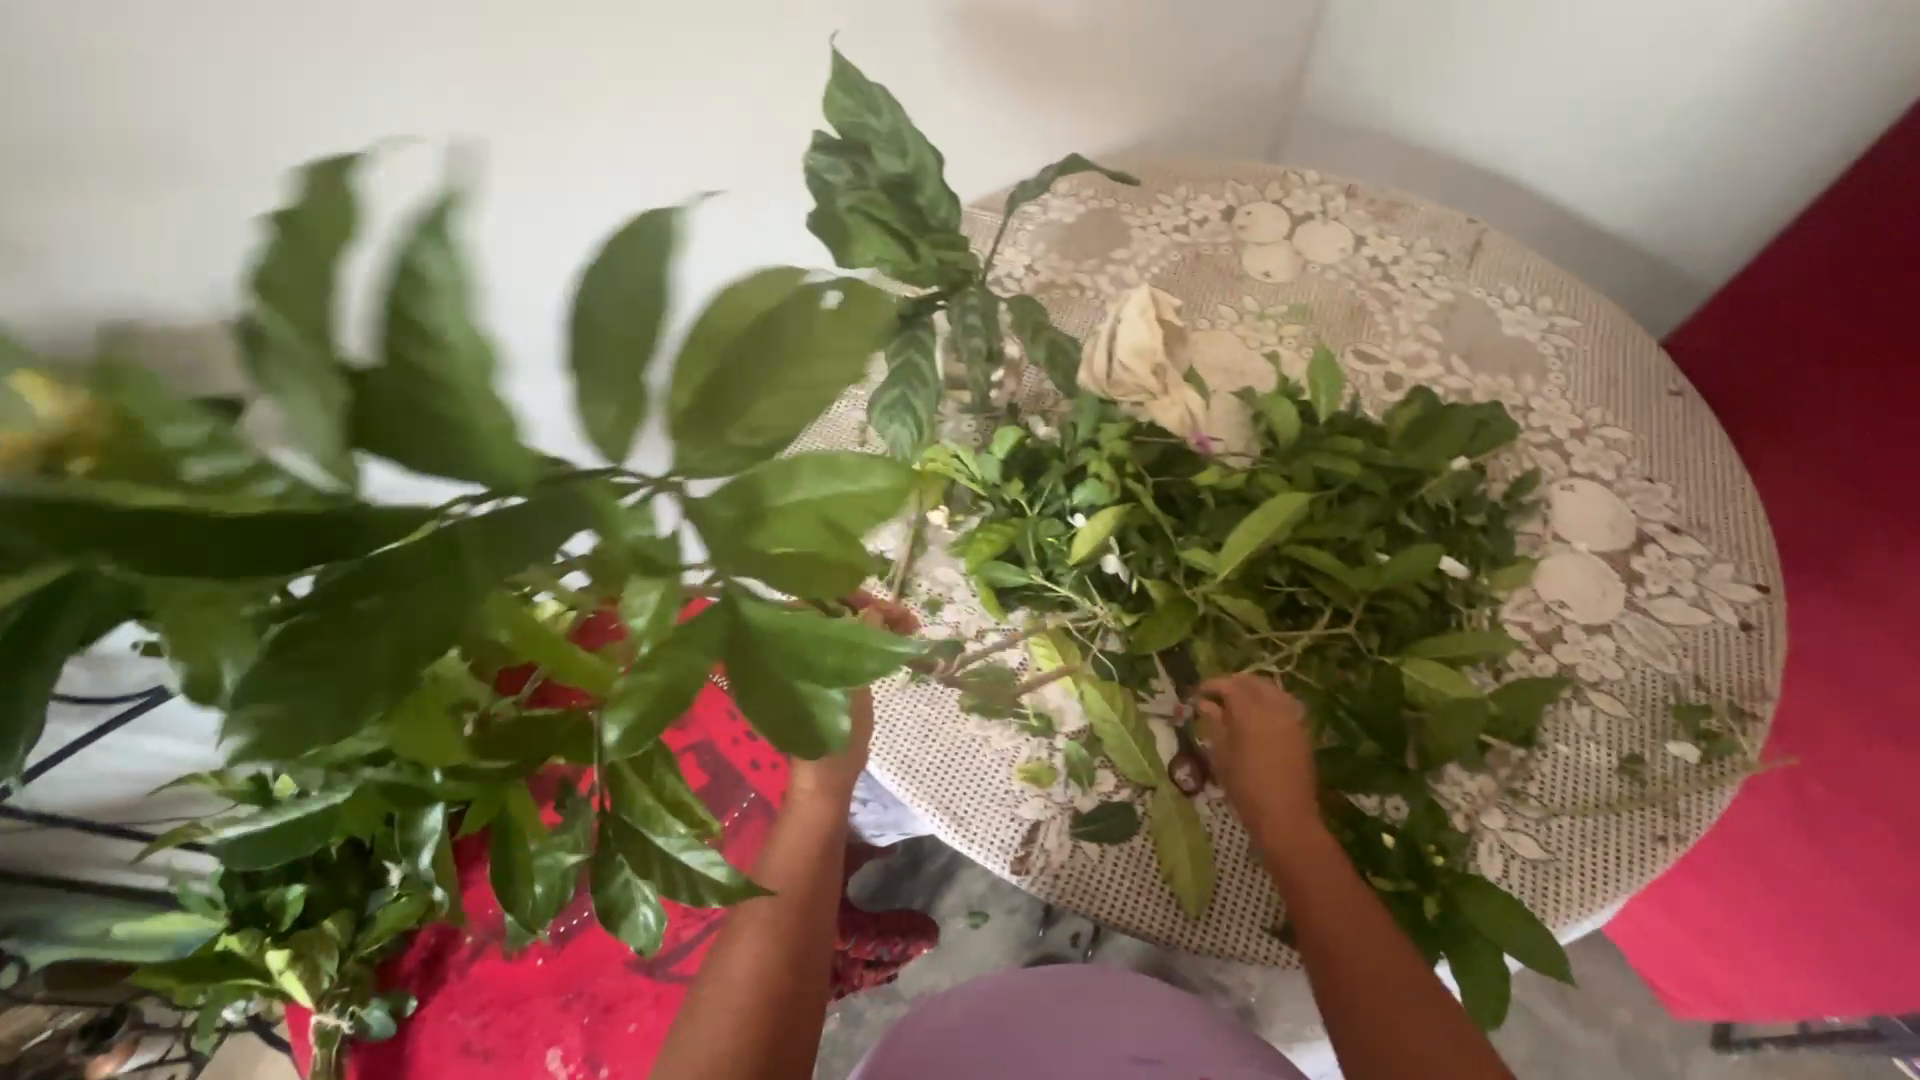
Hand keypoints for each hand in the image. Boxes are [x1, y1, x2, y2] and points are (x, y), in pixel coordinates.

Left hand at [786, 593, 917, 804]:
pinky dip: (872, 637)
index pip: (814, 598)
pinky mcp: (828, 671)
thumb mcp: (851, 685)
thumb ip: (861, 644)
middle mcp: (793, 645)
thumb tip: (874, 609)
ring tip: (910, 624)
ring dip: (876, 620)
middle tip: (904, 617)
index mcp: (786, 645)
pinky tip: (896, 638)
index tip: (881, 606)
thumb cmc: (833, 733)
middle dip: (869, 606)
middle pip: (833, 609)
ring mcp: (811, 658)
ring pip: (844, 625)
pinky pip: (849, 642)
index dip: (848, 594)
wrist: (828, 776)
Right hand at [1194, 674, 1324, 853]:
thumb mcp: (1221, 755)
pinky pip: (1285, 704)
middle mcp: (1274, 709)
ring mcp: (1292, 719)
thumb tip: (1205, 704)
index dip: (1212, 685)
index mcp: (1250, 713)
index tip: (1197, 693)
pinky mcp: (1303, 731)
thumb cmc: (1245, 788)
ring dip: (1253, 689)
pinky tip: (1258, 716)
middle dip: (1233, 683)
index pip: (1229, 685)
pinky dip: (1269, 701)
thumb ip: (1214, 724)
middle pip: (1254, 682)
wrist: (1286, 817)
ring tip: (1237, 703)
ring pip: (1273, 690)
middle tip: (1215, 695)